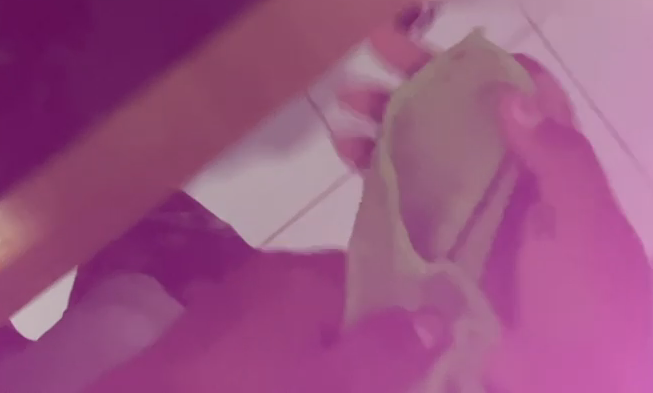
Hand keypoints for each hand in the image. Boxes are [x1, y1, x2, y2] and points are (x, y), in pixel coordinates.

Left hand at [87, 251, 446, 392]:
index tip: (433, 356)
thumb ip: (387, 350)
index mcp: (303, 275)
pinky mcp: (215, 322)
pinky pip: (273, 331)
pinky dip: (295, 356)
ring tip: (349, 380)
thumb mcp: (335, 385)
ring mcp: (238, 294)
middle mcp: (271, 271)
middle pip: (339, 296)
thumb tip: (436, 312)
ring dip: (333, 352)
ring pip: (306, 317)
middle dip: (369, 337)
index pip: (373, 275)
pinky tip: (299, 381)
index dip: (405, 313)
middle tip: (393, 381)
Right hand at [333, 26, 652, 392]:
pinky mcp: (429, 231)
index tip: (451, 45)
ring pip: (420, 140)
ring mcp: (464, 203)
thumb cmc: (587, 311)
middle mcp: (506, 176)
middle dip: (418, 74)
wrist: (555, 390)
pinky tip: (345, 145)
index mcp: (552, 169)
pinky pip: (395, 183)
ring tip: (347, 99)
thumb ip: (561, 162)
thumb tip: (510, 92)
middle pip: (460, 109)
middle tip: (377, 44)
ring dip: (383, 112)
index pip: (525, 97)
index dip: (490, 64)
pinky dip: (368, 159)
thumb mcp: (591, 235)